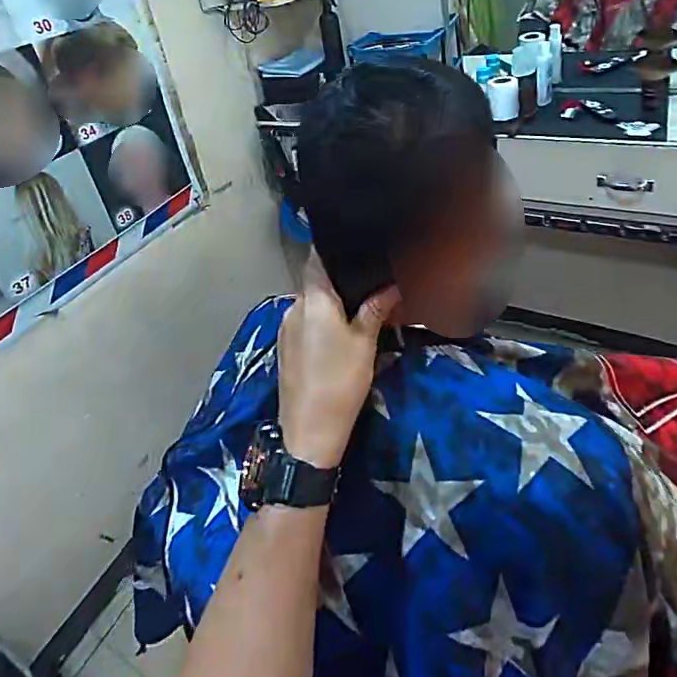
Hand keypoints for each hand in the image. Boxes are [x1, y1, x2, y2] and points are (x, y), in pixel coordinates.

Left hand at [276, 254, 398, 467]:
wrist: (309, 432)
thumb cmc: (340, 381)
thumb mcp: (365, 342)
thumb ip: (376, 309)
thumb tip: (392, 286)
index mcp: (311, 299)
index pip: (316, 259)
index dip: (332, 249)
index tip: (353, 244)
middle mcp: (293, 308)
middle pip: (314, 282)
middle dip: (338, 280)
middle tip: (367, 281)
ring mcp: (285, 329)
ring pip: (310, 304)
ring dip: (329, 303)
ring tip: (357, 307)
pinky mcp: (285, 349)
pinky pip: (304, 322)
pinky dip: (320, 320)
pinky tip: (339, 333)